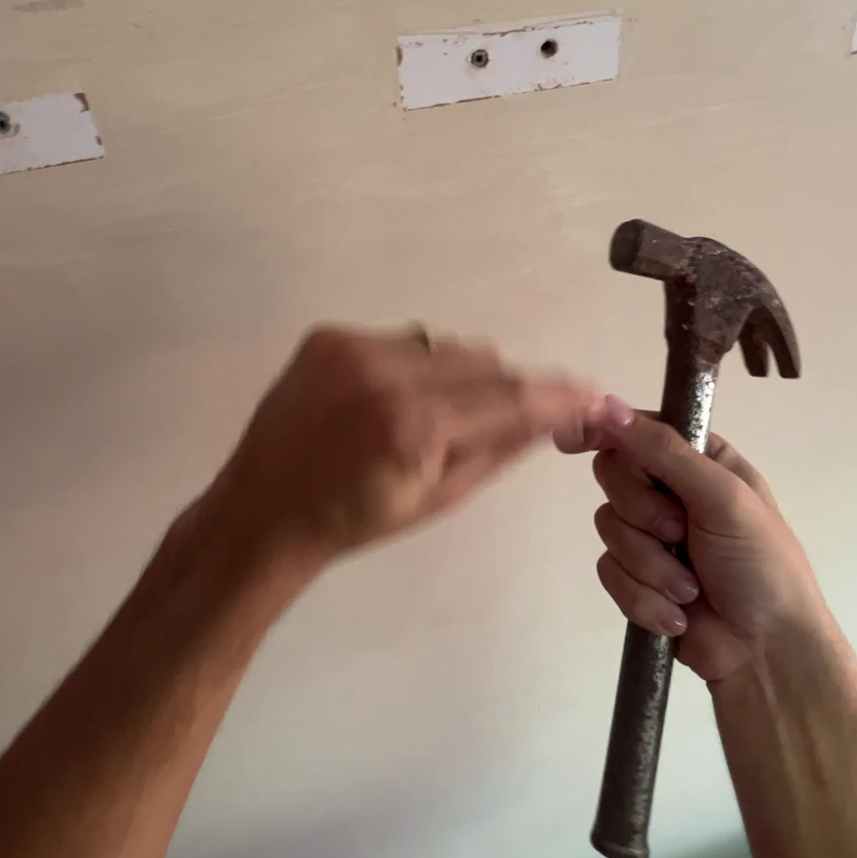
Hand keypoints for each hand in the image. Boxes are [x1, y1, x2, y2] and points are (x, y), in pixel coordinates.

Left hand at [202, 324, 602, 560]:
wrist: (264, 510)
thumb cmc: (356, 521)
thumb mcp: (439, 498)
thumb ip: (500, 449)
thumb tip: (554, 416)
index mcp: (413, 426)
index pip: (509, 397)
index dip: (557, 395)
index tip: (592, 394)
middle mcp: (385, 373)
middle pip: (481, 360)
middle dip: (504, 386)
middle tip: (507, 415)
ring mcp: (352, 347)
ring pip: (442, 346)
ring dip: (457, 374)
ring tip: (433, 414)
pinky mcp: (329, 336)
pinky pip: (400, 341)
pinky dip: (413, 367)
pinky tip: (389, 399)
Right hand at [559, 399, 830, 681]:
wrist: (766, 656)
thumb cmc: (761, 566)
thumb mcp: (723, 498)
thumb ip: (665, 451)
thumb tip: (610, 405)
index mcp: (699, 461)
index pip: (639, 430)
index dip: (606, 430)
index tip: (572, 438)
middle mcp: (670, 491)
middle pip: (613, 475)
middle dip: (642, 512)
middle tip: (678, 532)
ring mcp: (650, 536)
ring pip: (609, 527)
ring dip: (651, 565)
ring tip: (690, 588)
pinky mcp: (635, 577)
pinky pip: (609, 571)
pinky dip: (644, 596)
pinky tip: (677, 613)